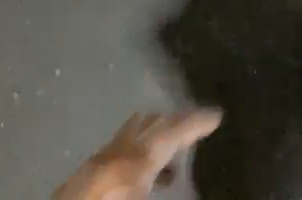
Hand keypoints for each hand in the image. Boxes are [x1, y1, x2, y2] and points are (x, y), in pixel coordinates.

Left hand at [51, 109, 221, 199]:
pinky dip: (137, 153)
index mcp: (138, 158)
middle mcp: (118, 149)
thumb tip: (186, 178)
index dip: (198, 121)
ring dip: (154, 137)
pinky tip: (142, 179)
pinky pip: (118, 150)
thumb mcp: (143, 187)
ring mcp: (99, 158)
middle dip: (175, 123)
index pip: (175, 130)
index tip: (217, 114)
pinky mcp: (85, 173)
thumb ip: (167, 181)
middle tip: (195, 131)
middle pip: (151, 121)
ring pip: (132, 131)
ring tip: (173, 162)